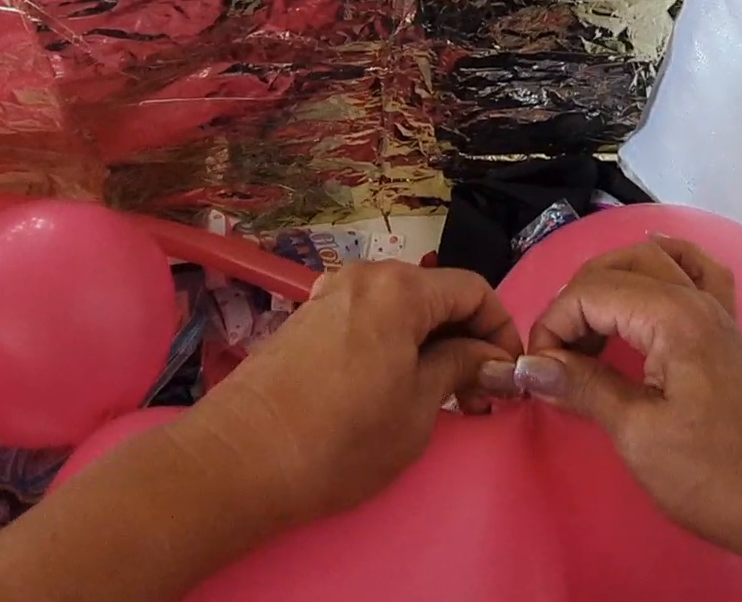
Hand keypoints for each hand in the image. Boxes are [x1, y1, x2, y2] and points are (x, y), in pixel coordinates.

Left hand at [176, 261, 523, 529]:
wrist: (233, 463)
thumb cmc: (340, 439)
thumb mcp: (417, 408)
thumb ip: (461, 368)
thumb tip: (491, 358)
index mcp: (401, 289)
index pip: (473, 288)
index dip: (501, 327)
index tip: (509, 370)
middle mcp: (366, 277)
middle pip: (436, 294)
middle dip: (466, 338)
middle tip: (480, 392)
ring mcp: (331, 294)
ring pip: (402, 308)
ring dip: (431, 342)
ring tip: (441, 394)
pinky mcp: (307, 319)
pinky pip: (369, 318)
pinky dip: (395, 343)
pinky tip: (395, 384)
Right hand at [514, 238, 741, 562]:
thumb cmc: (716, 475)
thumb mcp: (639, 433)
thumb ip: (583, 387)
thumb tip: (530, 365)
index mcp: (671, 316)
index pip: (591, 292)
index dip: (553, 324)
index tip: (538, 370)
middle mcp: (694, 298)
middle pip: (617, 268)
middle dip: (575, 303)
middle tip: (555, 356)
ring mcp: (716, 310)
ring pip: (653, 261)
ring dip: (610, 282)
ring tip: (585, 326)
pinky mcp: (727, 330)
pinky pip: (698, 272)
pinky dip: (670, 261)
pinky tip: (655, 263)